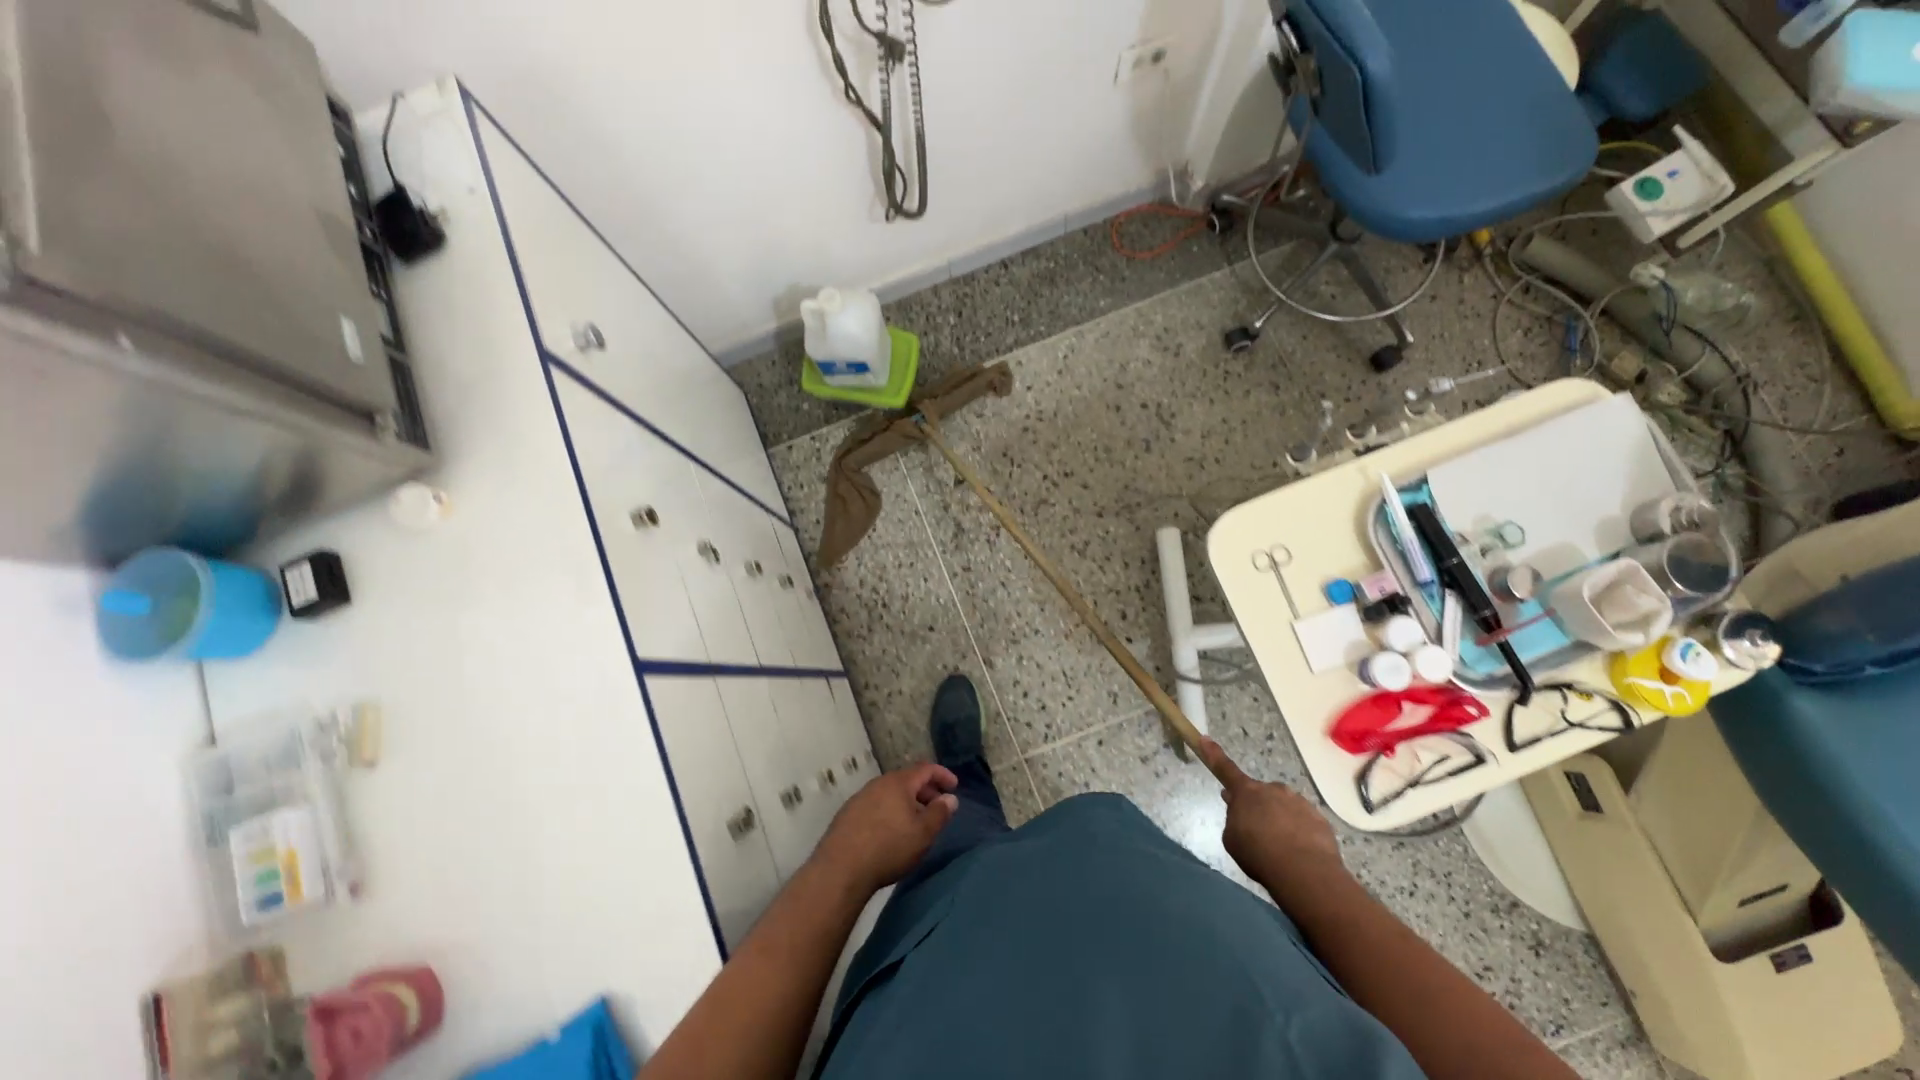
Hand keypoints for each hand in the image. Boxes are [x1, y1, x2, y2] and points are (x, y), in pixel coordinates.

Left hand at [810, 763, 958, 894]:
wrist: (841, 868)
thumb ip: (940, 813)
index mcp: (898, 783)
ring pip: (890, 793)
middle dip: (925, 790)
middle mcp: (877, 784)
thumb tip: (949, 798)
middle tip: (937, 807)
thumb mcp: (923, 833)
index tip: (954, 787)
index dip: (943, 775)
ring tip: (916, 822)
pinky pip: (876, 805)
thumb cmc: (889, 847)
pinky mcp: (847, 815)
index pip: (925, 768)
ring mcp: (859, 798)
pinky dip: (890, 811)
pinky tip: (891, 832)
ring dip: (907, 802)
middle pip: (907, 780)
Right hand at [1198, 738, 1344, 892]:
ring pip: (1283, 806)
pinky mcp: (1318, 817)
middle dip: (1257, 807)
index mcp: (1247, 792)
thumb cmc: (1258, 853)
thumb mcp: (1232, 839)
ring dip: (1279, 820)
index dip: (1214, 754)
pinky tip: (1298, 851)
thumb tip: (1238, 808)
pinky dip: (1298, 831)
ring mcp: (1299, 801)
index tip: (1206, 738)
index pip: (1226, 769)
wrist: (1304, 871)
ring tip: (1280, 847)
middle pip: (1260, 794)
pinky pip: (1302, 820)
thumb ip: (1233, 819)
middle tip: (1256, 832)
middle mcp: (1273, 789)